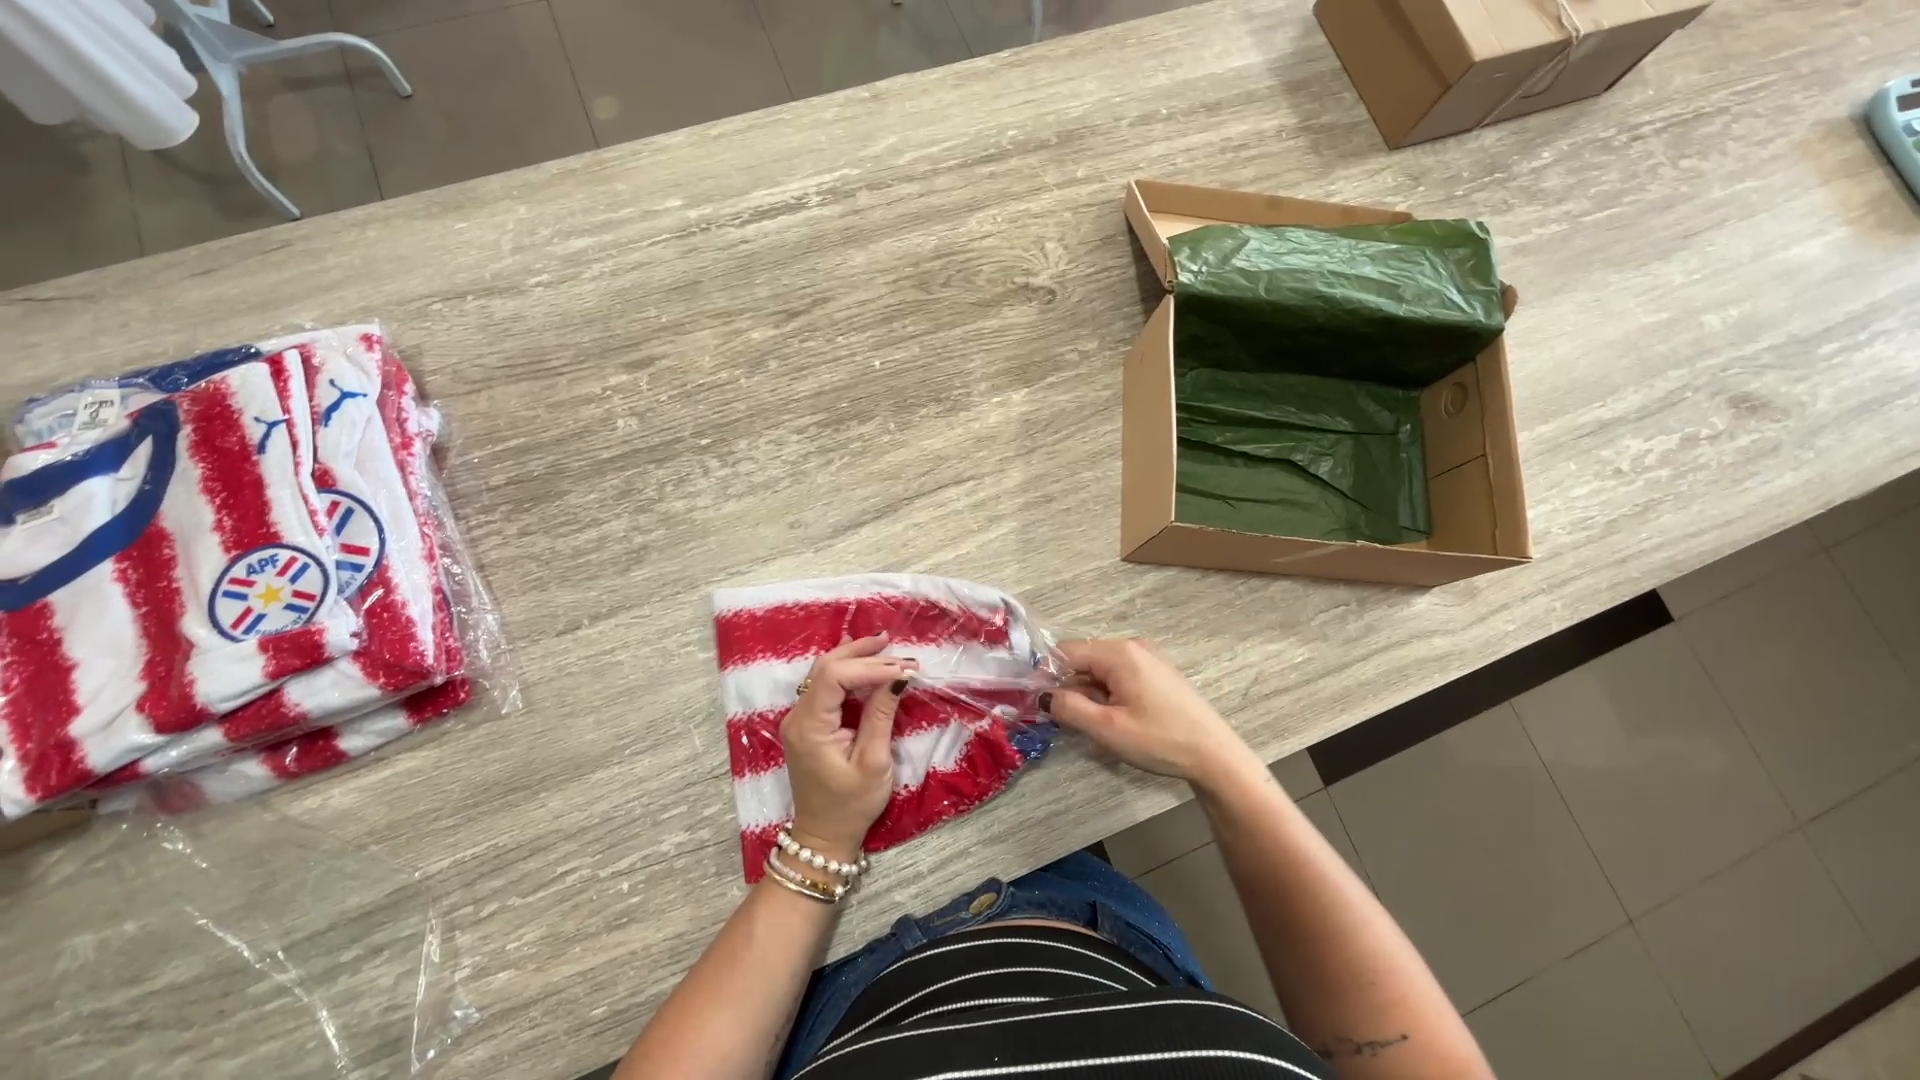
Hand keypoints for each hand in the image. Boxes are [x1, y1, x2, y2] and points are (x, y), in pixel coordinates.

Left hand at [780, 633, 914, 862]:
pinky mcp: (807, 723)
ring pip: (822, 673)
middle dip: (861, 653)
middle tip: (893, 644)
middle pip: (825, 667)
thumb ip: (881, 715)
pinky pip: (824, 687)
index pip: (834, 677)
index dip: (869, 667)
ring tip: (884, 645)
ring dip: (853, 658)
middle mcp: (797, 716)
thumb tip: (898, 677)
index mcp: (809, 727)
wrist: (825, 835)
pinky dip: (847, 672)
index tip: (903, 670)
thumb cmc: (851, 805)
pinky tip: (865, 663)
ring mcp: (799, 719)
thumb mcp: (873, 762)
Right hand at [1043, 638, 1262, 792]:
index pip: (1066, 651)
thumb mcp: (1107, 728)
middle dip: (1070, 687)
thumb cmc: (1160, 740)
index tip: (1038, 702)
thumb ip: (1069, 708)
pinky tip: (1116, 720)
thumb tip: (1043, 696)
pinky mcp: (1158, 674)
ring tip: (1095, 725)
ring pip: (1101, 670)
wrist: (1215, 756)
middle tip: (1067, 721)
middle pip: (1084, 659)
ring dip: (1090, 694)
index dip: (1047, 675)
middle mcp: (1133, 646)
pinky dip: (1108, 694)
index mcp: (1119, 653)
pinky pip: (1120, 676)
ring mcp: (1149, 659)